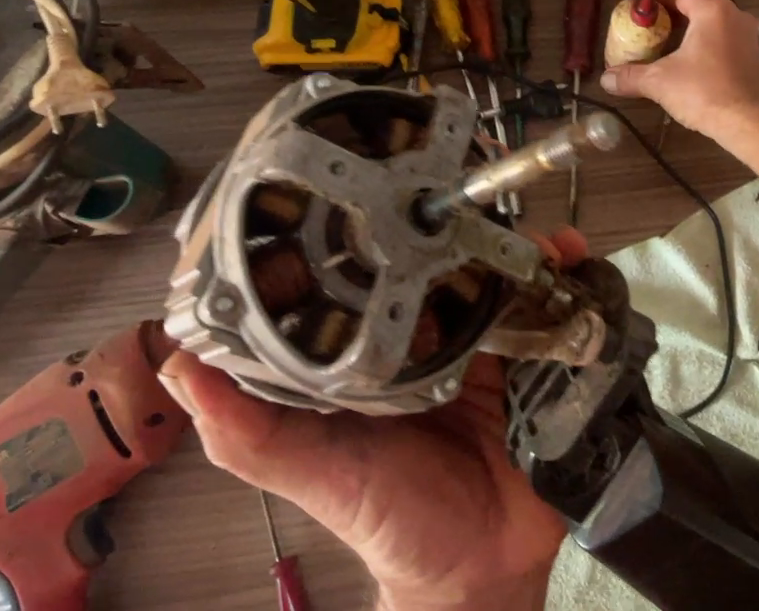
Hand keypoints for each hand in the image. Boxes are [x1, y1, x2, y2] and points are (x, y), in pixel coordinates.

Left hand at [160, 228, 590, 610]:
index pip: (377, 276)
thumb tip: (181, 360)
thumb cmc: (389, 516)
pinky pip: (554, 313)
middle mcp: (433, 337)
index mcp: (376, 349)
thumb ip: (249, 430)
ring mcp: (488, 348)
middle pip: (453, 267)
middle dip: (473, 233)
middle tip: (488, 206)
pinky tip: (577, 260)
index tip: (393, 191)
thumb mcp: (315, 471)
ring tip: (546, 238)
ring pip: (507, 281)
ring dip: (528, 252)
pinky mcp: (535, 365)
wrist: (479, 568)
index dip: (384, 233)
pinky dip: (569, 282)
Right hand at [598, 0, 758, 135]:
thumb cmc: (703, 92)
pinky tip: (688, 63)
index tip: (640, 10)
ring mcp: (748, 36)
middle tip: (649, 29)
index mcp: (713, 11)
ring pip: (712, 23)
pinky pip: (723, 39)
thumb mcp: (659, 82)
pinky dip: (705, 44)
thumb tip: (605, 79)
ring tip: (665, 46)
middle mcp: (735, 16)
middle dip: (672, 15)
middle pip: (698, 5)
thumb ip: (631, 76)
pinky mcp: (753, 56)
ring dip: (689, 31)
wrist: (748, 123)